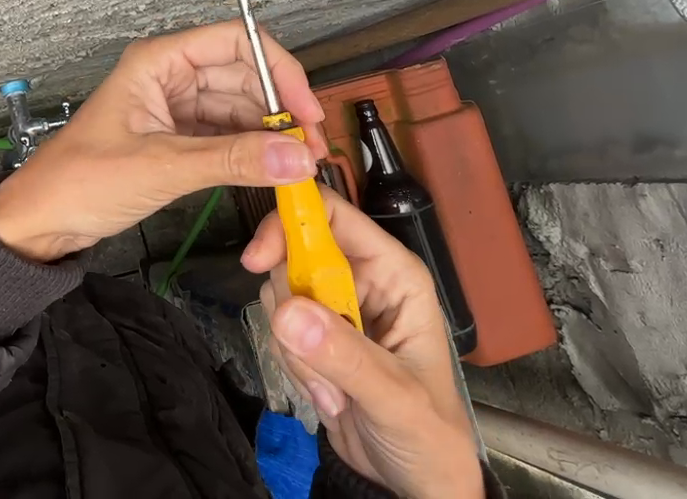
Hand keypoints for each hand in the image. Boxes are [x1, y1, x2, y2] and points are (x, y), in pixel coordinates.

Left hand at [0, 20, 327, 262]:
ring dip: (270, 131)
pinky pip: (226, 133)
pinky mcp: (177, 136)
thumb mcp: (161, 167)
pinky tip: (273, 166)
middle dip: (280, 106)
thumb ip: (232, 160)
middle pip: (243, 74)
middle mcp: (169, 77)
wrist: (43, 218)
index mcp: (157, 62)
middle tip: (309, 147)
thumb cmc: (79, 180)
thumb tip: (294, 155)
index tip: (304, 108)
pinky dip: (252, 148)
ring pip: (238, 106)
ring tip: (298, 162)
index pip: (233, 41)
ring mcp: (174, 107)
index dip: (277, 68)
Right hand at [243, 185, 482, 498]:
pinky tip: (326, 394)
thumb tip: (289, 311)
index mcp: (392, 271)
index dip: (290, 222)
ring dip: (293, 345)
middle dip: (293, 308)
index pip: (332, 215)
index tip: (257, 259)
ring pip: (280, 290)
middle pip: (293, 251)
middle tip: (309, 355)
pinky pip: (277, 323)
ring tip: (332, 389)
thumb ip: (345, 355)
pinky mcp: (312, 331)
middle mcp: (360, 277)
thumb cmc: (429, 436)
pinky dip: (290, 361)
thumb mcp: (396, 399)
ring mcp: (334, 304)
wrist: (413, 486)